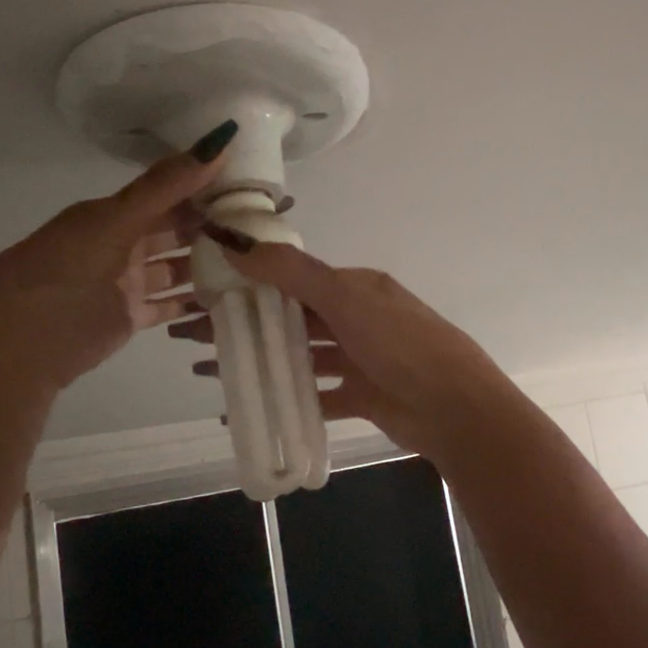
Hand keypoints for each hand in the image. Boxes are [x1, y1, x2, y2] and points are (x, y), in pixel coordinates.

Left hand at [0, 127, 233, 389]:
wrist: (23, 341)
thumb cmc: (67, 270)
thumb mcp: (117, 220)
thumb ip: (168, 186)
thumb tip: (222, 139)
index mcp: (113, 214)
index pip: (169, 194)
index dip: (207, 188)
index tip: (253, 189)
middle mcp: (121, 244)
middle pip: (176, 231)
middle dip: (214, 227)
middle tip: (263, 229)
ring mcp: (127, 282)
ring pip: (177, 268)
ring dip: (209, 265)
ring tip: (256, 265)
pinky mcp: (131, 317)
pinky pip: (170, 305)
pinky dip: (195, 303)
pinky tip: (230, 299)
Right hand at [173, 233, 522, 460]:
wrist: (455, 408)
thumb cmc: (403, 344)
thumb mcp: (347, 299)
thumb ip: (292, 272)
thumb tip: (233, 239)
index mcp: (358, 288)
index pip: (296, 278)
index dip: (252, 280)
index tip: (206, 289)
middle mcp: (359, 319)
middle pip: (293, 318)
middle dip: (246, 323)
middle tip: (192, 332)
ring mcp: (362, 360)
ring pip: (301, 357)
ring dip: (261, 360)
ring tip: (211, 368)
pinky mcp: (363, 397)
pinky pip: (316, 397)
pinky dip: (285, 400)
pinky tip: (247, 408)